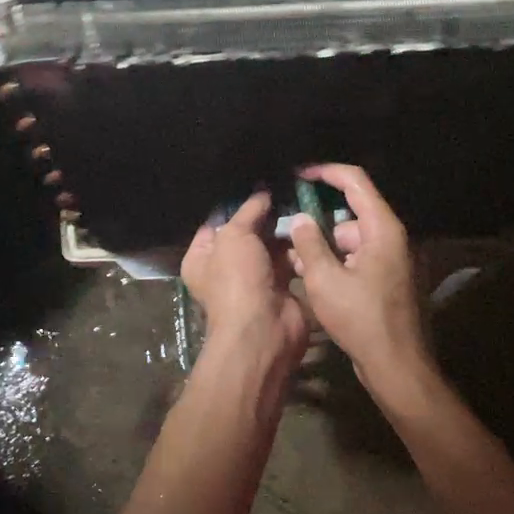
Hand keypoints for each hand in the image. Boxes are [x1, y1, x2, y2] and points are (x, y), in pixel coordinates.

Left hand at [181, 192, 307, 362]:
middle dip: (264, 217)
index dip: (233, 206)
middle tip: (286, 191)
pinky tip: (311, 228)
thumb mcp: (234, 235)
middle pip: (246, 234)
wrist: (264, 329)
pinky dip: (299, 250)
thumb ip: (248, 211)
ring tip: (302, 205)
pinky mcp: (280, 288)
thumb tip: (262, 192)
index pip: (214, 224)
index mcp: (201, 258)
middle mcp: (224, 269)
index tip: (256, 184)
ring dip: (285, 232)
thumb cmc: (237, 279)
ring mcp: (253, 280)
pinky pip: (289, 261)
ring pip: (270, 247)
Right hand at [287, 165, 429, 387]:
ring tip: (299, 267)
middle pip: (350, 215)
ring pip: (352, 240)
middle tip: (290, 239)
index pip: (355, 182)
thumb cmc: (361, 320)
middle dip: (319, 224)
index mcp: (383, 230)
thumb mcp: (324, 280)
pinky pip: (360, 260)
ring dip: (326, 249)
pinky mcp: (391, 281)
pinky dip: (339, 265)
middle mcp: (394, 239)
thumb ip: (309, 243)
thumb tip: (299, 220)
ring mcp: (395, 261)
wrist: (398, 367)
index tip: (298, 175)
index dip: (326, 173)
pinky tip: (317, 283)